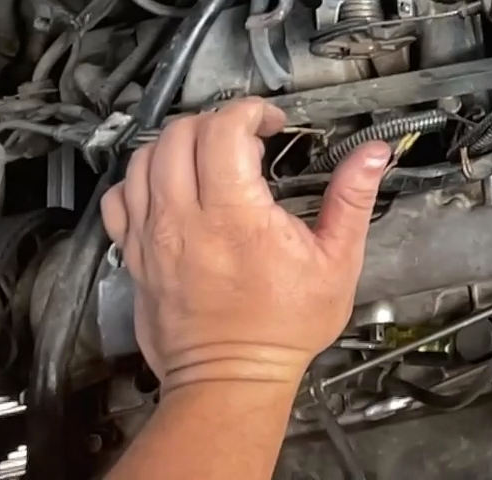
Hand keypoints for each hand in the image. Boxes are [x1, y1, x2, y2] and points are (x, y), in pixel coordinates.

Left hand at [101, 99, 389, 394]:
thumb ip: (352, 198)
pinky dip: (142, 178)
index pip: (222, 131)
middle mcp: (184, 222)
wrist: (230, 380)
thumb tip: (372, 155)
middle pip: (178, 135)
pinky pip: (119, 198)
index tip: (271, 124)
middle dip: (218, 121)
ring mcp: (151, 239)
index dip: (250, 111)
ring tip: (213, 156)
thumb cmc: (284, 325)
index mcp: (236, 216)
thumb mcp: (338, 259)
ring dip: (180, 143)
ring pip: (143, 159)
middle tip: (247, 137)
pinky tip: (174, 185)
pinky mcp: (134, 256)